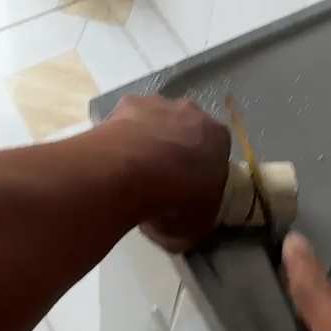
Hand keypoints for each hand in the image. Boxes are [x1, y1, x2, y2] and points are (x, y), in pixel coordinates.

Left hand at [98, 95, 228, 251]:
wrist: (132, 173)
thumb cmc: (176, 200)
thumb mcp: (197, 227)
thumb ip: (196, 220)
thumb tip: (182, 226)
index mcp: (217, 138)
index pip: (215, 151)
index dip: (202, 170)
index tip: (188, 190)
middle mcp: (192, 112)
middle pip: (185, 130)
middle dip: (175, 149)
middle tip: (159, 179)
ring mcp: (158, 104)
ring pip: (155, 121)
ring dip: (148, 139)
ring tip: (131, 171)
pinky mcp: (126, 103)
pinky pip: (127, 121)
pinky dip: (122, 135)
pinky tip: (113, 157)